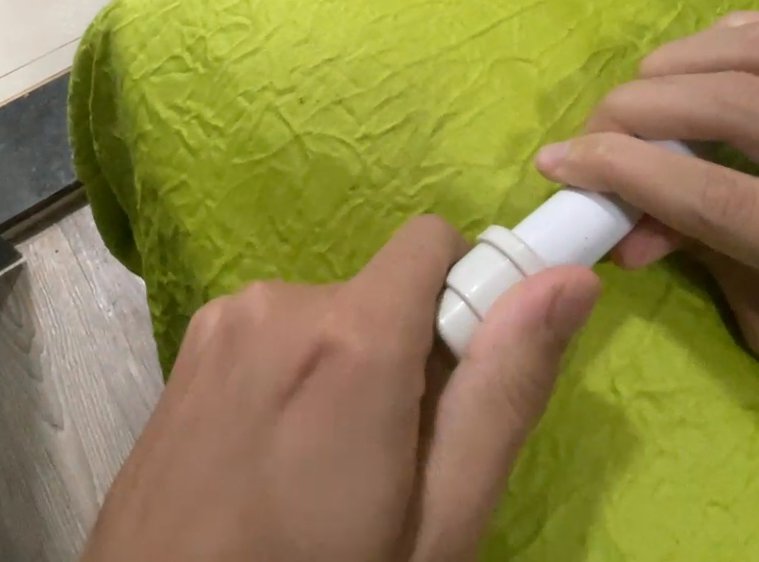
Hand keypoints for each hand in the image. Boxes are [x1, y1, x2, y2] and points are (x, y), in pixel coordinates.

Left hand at [82, 216, 599, 561]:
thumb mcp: (439, 519)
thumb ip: (505, 389)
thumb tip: (569, 280)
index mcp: (352, 337)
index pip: (432, 239)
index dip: (463, 292)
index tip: (459, 365)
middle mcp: (282, 302)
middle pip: (381, 288)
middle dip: (403, 347)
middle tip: (389, 451)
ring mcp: (226, 318)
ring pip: (328, 312)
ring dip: (344, 364)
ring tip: (320, 464)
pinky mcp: (190, 342)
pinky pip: (273, 328)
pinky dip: (291, 370)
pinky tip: (268, 453)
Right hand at [538, 12, 758, 561]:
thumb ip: (712, 263)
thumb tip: (631, 211)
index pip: (727, 198)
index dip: (629, 170)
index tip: (560, 161)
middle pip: (748, 105)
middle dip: (645, 107)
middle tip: (594, 129)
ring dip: (690, 59)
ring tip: (643, 92)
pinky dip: (744, 38)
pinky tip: (706, 61)